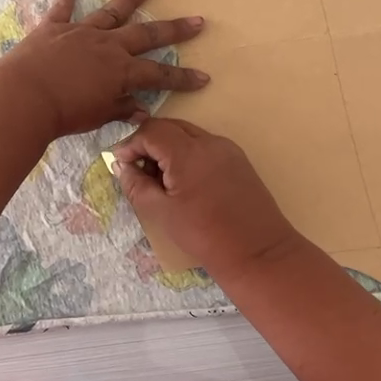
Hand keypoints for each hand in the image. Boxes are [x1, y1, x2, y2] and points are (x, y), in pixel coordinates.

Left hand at [0, 0, 206, 139]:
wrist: (24, 97)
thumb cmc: (62, 114)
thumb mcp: (97, 116)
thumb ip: (119, 109)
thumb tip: (141, 111)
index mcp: (121, 71)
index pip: (160, 75)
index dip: (182, 77)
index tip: (203, 76)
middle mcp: (107, 46)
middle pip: (146, 34)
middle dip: (173, 29)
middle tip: (197, 20)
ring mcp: (81, 33)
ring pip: (112, 11)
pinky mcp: (53, 28)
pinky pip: (62, 6)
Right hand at [112, 117, 304, 274]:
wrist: (258, 253)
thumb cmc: (204, 234)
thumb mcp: (161, 212)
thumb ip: (136, 184)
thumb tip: (121, 166)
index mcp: (188, 152)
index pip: (151, 131)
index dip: (131, 144)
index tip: (122, 165)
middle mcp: (210, 142)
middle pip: (170, 127)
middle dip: (148, 143)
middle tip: (139, 170)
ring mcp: (228, 150)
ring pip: (188, 135)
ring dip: (168, 148)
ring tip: (161, 180)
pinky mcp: (239, 161)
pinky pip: (204, 146)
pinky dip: (187, 155)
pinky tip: (184, 183)